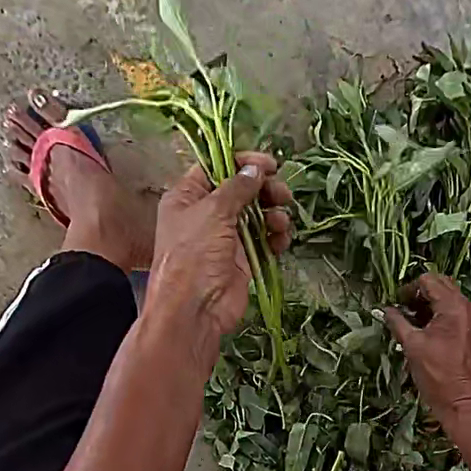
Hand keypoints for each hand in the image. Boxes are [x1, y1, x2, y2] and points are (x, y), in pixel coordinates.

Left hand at [146, 151, 292, 360]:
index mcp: (189, 197)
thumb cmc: (194, 254)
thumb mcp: (212, 211)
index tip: (270, 165)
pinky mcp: (244, 258)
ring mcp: (227, 237)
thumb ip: (237, 187)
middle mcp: (207, 214)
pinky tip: (281, 240)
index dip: (243, 163)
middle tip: (281, 194)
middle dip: (265, 190)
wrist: (195, 307)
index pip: (217, 168)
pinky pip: (266, 239)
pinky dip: (276, 236)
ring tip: (281, 222)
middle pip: (242, 190)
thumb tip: (256, 170)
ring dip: (274, 214)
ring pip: (258, 215)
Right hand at [384, 273, 470, 422]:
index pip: (429, 280)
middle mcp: (466, 306)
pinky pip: (454, 311)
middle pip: (440, 284)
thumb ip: (397, 322)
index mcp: (453, 306)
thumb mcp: (412, 345)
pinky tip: (424, 328)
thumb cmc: (436, 373)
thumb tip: (384, 310)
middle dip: (420, 293)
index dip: (409, 289)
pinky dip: (438, 313)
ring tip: (410, 320)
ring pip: (448, 297)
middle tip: (403, 308)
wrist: (460, 400)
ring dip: (428, 303)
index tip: (396, 303)